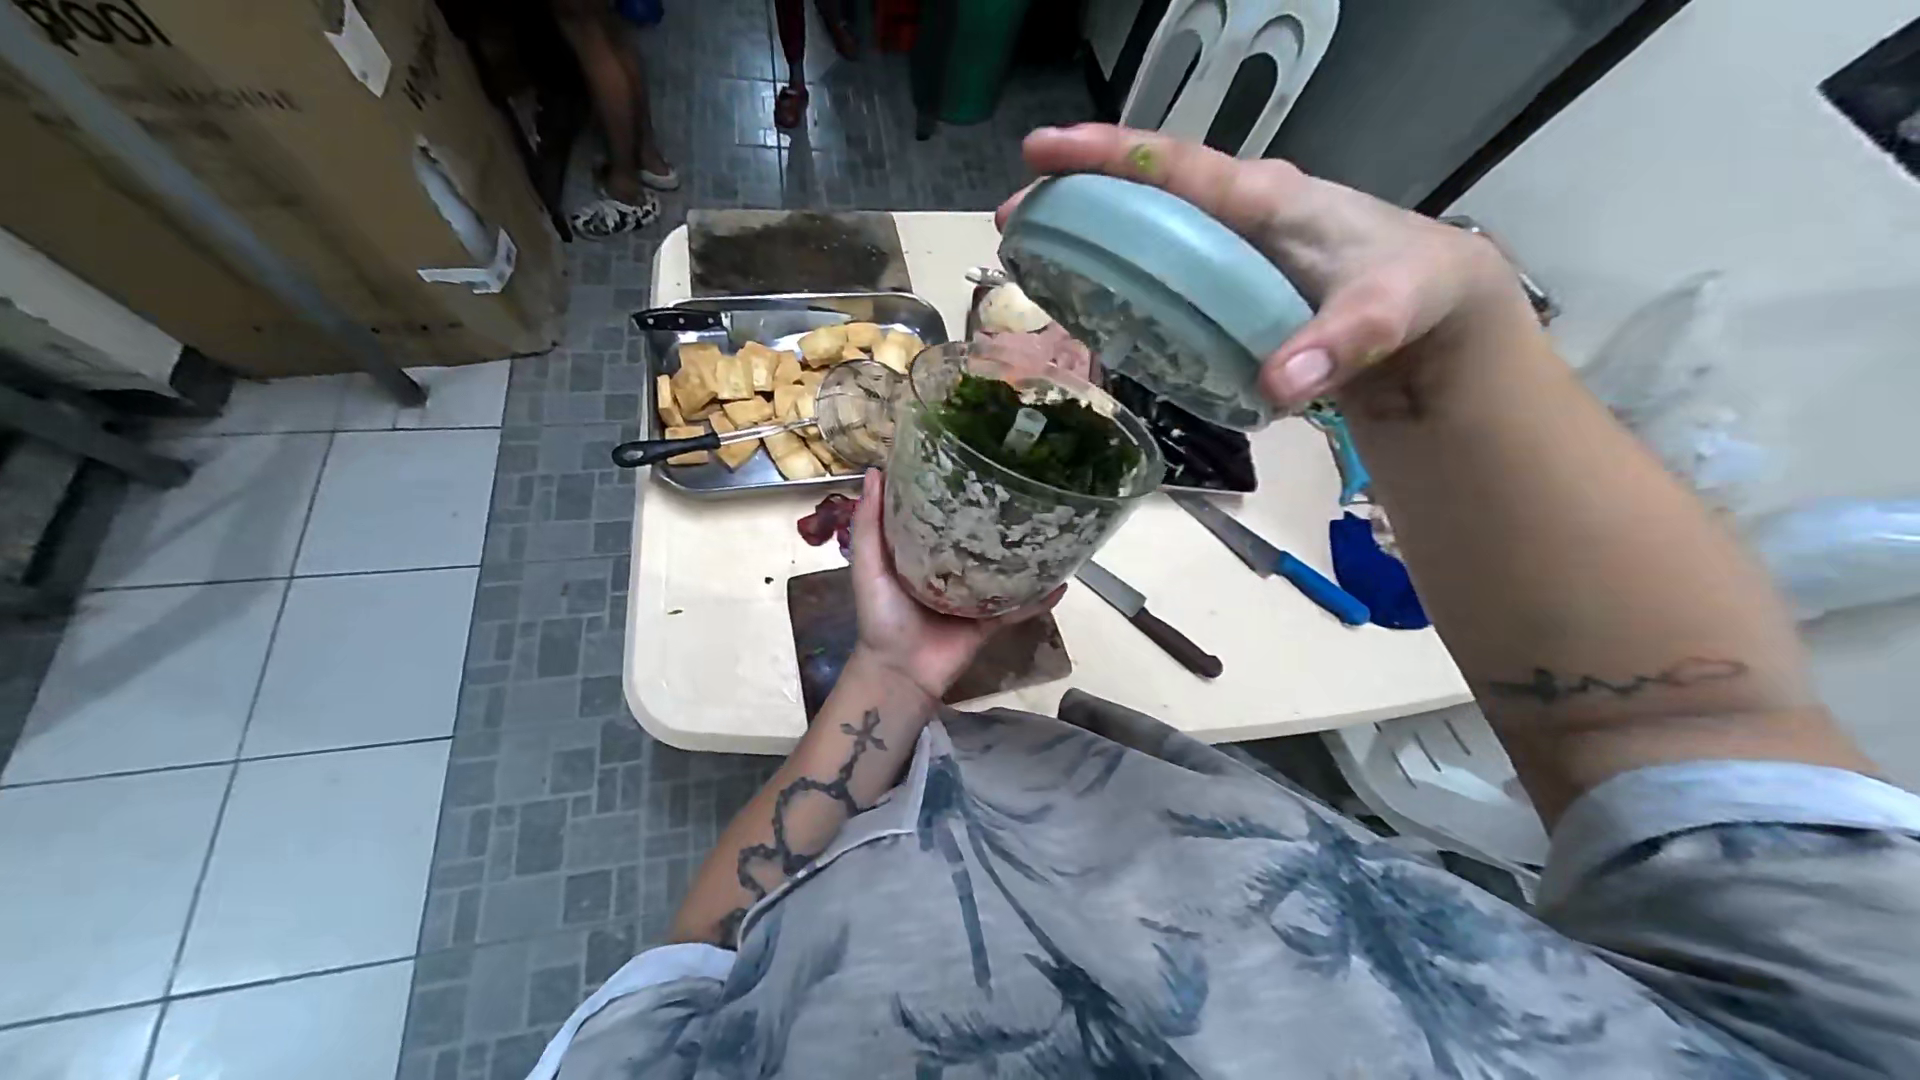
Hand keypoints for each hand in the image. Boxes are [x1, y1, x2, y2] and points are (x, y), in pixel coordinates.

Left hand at [849, 469, 1064, 699]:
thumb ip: (869, 524)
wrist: (899, 670)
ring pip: (1004, 573)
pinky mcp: (988, 622)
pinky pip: (1018, 608)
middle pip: (978, 542)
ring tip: (1051, 529)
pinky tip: (1062, 581)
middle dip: (997, 521)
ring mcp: (973, 598)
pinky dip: (1039, 599)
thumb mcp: (868, 564)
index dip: (953, 493)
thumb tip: (876, 470)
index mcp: (921, 556)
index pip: (940, 517)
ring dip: (1025, 556)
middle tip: (1021, 489)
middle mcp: (950, 572)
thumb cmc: (880, 615)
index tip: (972, 461)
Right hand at [997, 124, 1540, 414]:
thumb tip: (1277, 386)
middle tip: (1013, 222)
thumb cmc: (1413, 292)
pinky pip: (1159, 275)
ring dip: (1085, 242)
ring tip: (1032, 258)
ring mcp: (1225, 255)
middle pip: (1141, 195)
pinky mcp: (1222, 290)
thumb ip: (1344, 342)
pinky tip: (1088, 304)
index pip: (1174, 166)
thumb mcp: (1392, 309)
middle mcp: (1234, 218)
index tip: (1039, 154)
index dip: (1106, 156)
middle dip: (1073, 199)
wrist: (1432, 319)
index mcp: (1264, 200)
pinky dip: (1117, 282)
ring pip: (1144, 234)